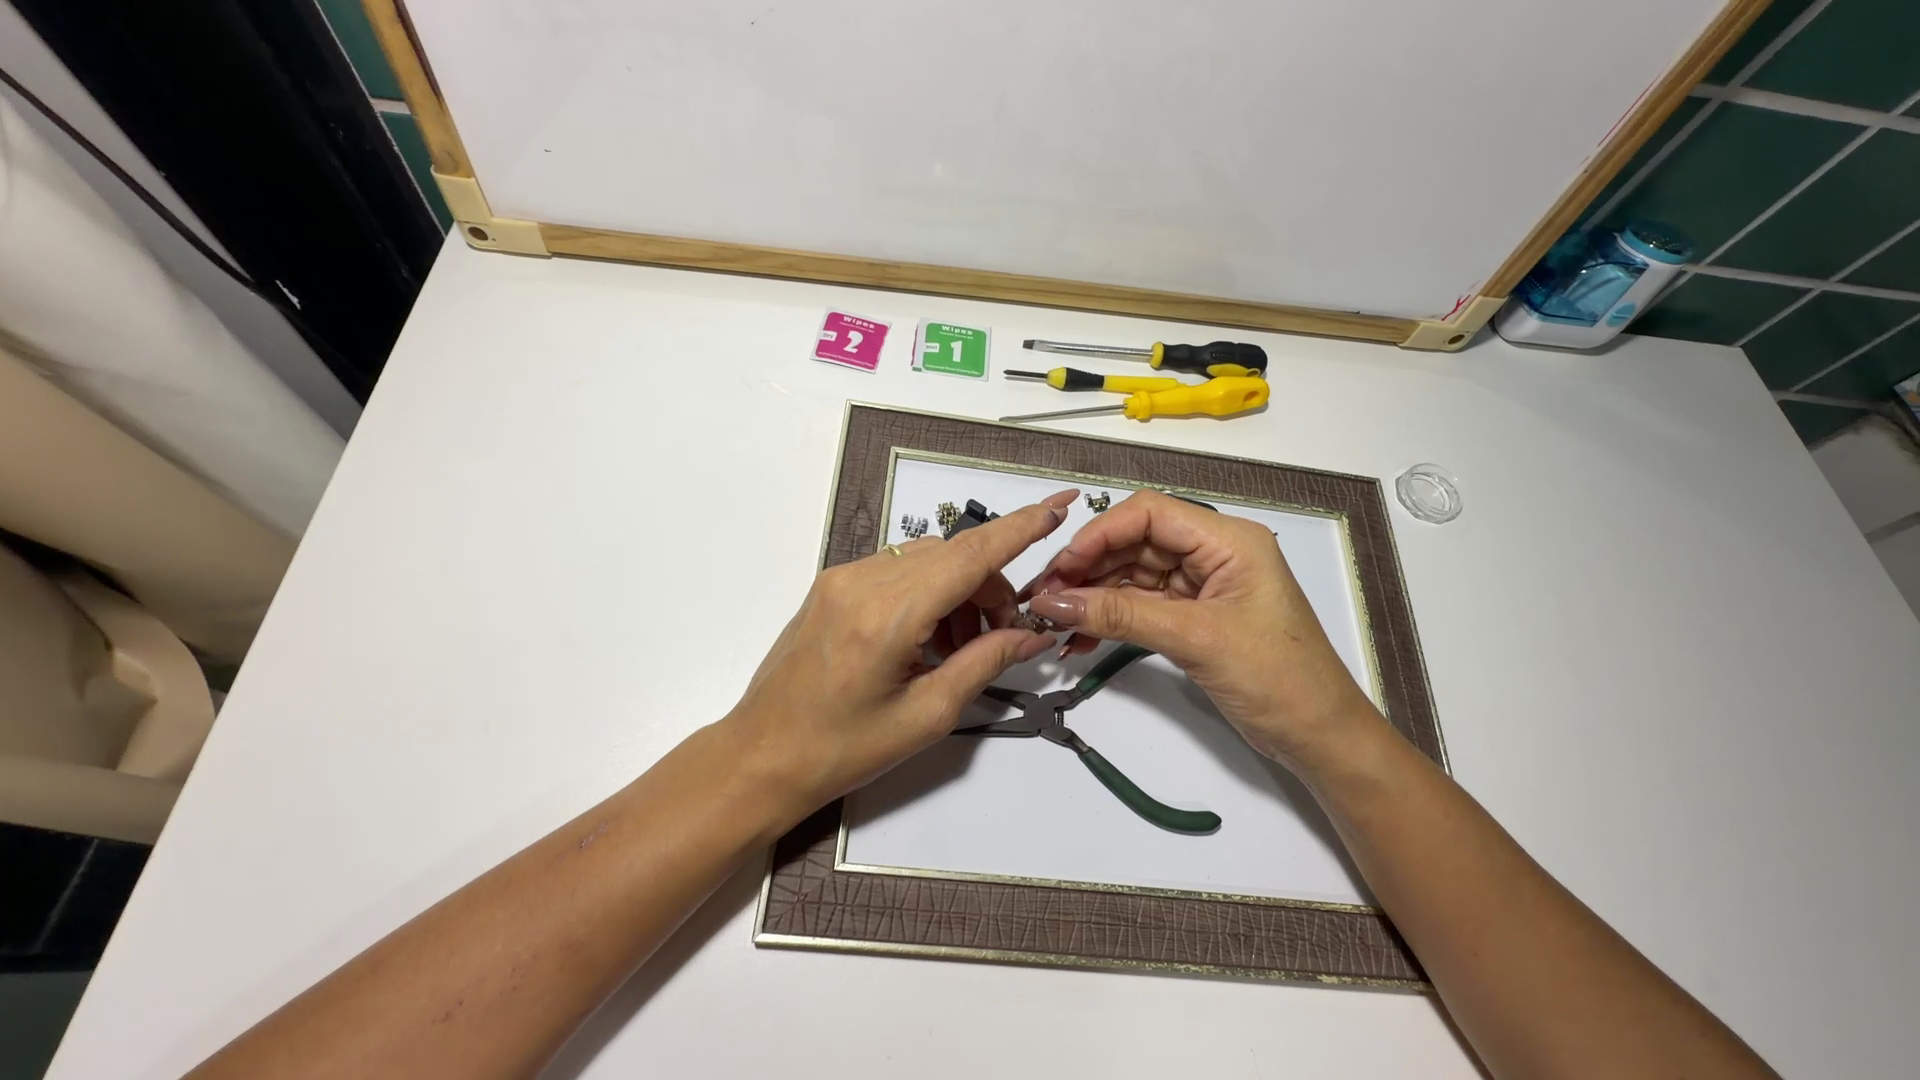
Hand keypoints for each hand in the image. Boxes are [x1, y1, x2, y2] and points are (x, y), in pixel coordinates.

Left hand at [722, 489, 1078, 818]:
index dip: (1019, 529)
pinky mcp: (831, 586)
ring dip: (960, 590)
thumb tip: (1033, 633)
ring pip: (926, 560)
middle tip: (1005, 633)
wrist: (761, 756)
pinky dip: (928, 593)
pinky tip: (929, 638)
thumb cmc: (842, 749)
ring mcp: (841, 579)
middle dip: (991, 585)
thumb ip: (985, 662)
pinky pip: (898, 571)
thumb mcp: (926, 715)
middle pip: (952, 556)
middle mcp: (862, 581)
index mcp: (887, 615)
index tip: (1058, 507)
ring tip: (961, 648)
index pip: (969, 555)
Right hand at [1024, 490, 1380, 770]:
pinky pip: (1140, 607)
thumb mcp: (1195, 639)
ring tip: (1054, 622)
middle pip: (1134, 543)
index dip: (1099, 534)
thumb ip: (1122, 615)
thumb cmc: (1279, 679)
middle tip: (1045, 599)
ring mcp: (1202, 587)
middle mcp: (1213, 554)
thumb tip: (1055, 601)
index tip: (1061, 568)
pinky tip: (1081, 640)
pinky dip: (1110, 620)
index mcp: (1228, 540)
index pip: (1148, 514)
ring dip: (1093, 598)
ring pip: (1132, 576)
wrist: (1320, 738)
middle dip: (1088, 568)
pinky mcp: (1194, 618)